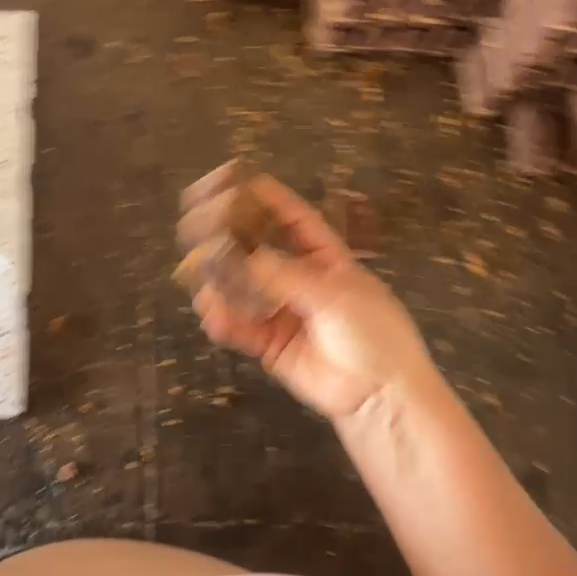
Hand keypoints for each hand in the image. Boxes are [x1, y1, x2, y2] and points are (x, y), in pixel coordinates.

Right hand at [188, 177, 432, 422]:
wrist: (378, 393)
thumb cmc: (373, 334)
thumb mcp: (337, 297)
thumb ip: (290, 278)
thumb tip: (248, 258)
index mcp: (328, 261)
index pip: (297, 222)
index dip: (272, 201)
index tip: (244, 182)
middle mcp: (301, 281)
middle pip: (260, 252)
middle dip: (232, 239)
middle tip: (201, 224)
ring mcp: (283, 312)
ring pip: (244, 290)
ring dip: (222, 281)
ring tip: (198, 274)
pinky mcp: (269, 344)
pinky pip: (240, 326)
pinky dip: (224, 320)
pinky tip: (212, 314)